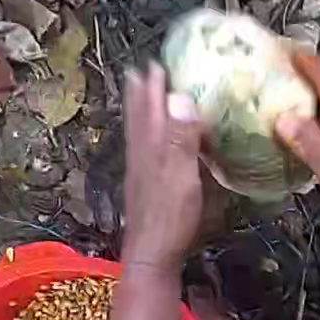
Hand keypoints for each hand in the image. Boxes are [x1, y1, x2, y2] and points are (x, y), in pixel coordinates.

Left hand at [120, 64, 204, 273]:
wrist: (151, 254)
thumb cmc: (170, 216)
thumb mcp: (181, 175)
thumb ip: (181, 138)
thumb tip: (181, 97)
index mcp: (151, 149)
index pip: (150, 111)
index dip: (152, 89)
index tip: (153, 64)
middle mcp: (141, 156)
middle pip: (138, 119)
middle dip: (140, 96)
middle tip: (138, 73)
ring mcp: (141, 174)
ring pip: (138, 135)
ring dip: (139, 114)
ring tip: (139, 98)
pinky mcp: (145, 188)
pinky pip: (143, 151)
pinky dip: (144, 137)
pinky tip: (149, 144)